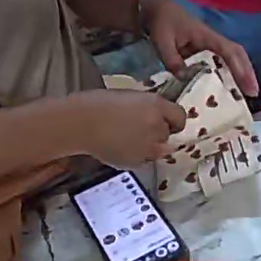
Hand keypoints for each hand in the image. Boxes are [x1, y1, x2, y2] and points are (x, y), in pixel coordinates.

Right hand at [64, 89, 186, 166]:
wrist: (80, 123)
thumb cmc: (99, 103)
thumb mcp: (131, 97)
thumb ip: (149, 108)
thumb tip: (159, 118)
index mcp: (156, 106)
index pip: (180, 117)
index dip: (172, 120)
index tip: (164, 120)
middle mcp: (158, 127)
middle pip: (168, 134)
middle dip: (158, 132)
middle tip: (138, 129)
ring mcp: (149, 147)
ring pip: (159, 150)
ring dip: (150, 146)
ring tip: (130, 140)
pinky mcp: (137, 162)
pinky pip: (145, 160)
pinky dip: (138, 156)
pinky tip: (121, 148)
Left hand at [144, 0, 259, 97]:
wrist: (155, 9)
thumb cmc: (161, 22)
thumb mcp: (163, 41)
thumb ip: (173, 60)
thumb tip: (186, 79)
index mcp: (206, 36)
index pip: (228, 51)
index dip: (239, 68)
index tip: (247, 85)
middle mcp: (212, 40)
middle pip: (237, 55)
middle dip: (247, 73)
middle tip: (253, 94)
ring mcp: (209, 45)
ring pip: (232, 59)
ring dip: (240, 75)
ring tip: (246, 95)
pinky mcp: (204, 51)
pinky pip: (220, 63)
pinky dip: (228, 75)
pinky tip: (229, 90)